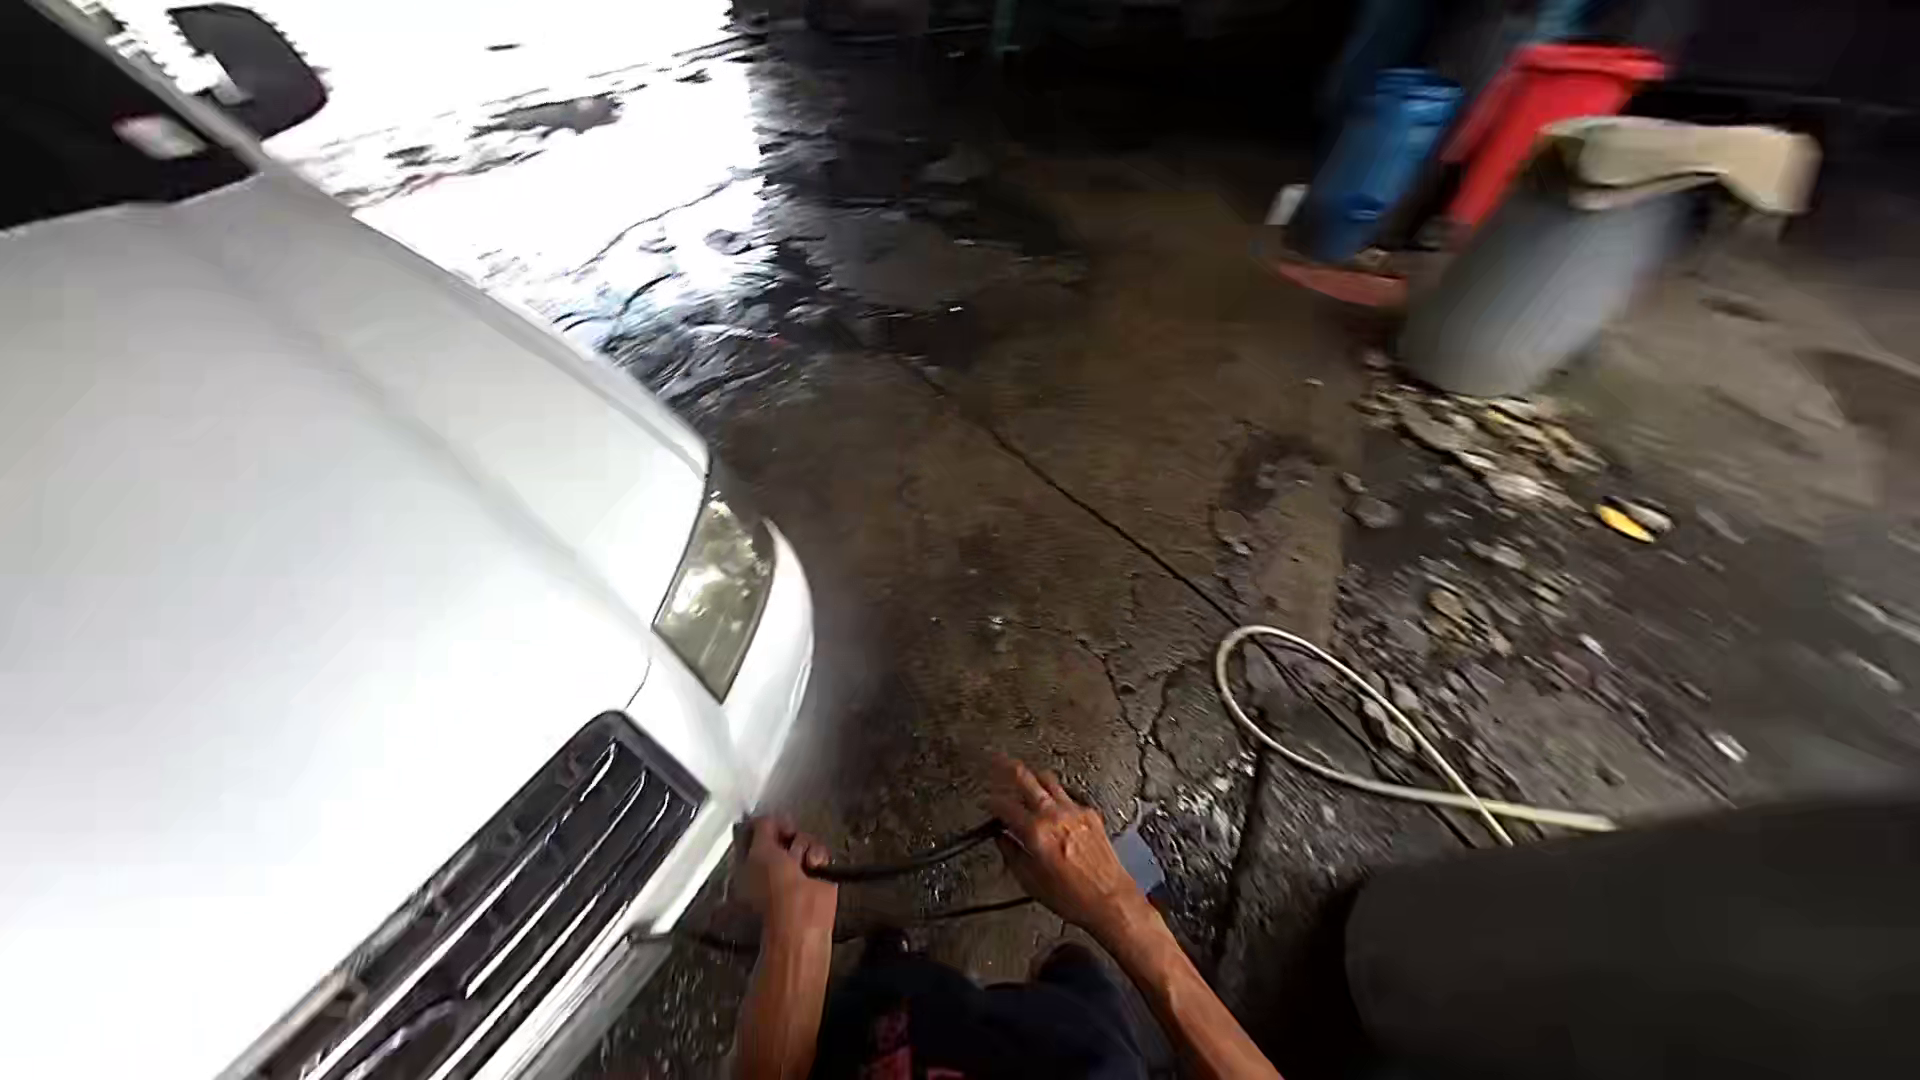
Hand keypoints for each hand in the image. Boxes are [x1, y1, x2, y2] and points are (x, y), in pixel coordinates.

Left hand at [735, 816, 838, 931]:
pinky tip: (817, 864)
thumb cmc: (775, 885)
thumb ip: (763, 828)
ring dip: (806, 846)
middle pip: (785, 833)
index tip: (779, 826)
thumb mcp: (761, 851)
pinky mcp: (817, 872)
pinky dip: (819, 854)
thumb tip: (768, 816)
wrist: (803, 913)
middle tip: (792, 847)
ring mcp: (796, 868)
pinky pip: (819, 850)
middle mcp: (773, 864)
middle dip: (791, 836)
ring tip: (807, 862)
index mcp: (753, 862)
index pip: (762, 833)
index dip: (771, 825)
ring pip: (804, 839)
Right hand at [987, 755, 1147, 937]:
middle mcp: (1054, 815)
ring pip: (1048, 779)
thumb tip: (1002, 839)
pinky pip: (1066, 794)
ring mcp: (1073, 811)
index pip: (1005, 806)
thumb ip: (1012, 854)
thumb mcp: (1031, 882)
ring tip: (1023, 775)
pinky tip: (1051, 802)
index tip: (986, 802)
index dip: (991, 801)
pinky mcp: (1089, 813)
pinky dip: (1054, 794)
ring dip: (1032, 775)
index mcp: (1036, 832)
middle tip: (997, 761)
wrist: (1110, 900)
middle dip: (1006, 766)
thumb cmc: (1073, 898)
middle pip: (1025, 778)